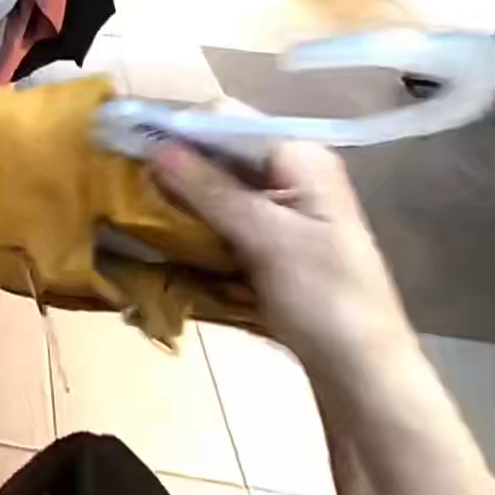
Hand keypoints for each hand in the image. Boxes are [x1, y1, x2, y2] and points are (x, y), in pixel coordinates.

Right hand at [152, 141, 411, 373]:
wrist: (363, 374)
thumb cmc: (324, 300)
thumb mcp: (265, 238)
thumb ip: (209, 189)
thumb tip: (155, 147)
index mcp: (299, 157)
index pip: (228, 119)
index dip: (181, 126)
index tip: (136, 143)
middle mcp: (289, 169)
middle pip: (219, 146)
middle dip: (176, 156)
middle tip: (131, 170)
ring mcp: (280, 202)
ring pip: (216, 176)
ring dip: (180, 184)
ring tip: (140, 193)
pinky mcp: (268, 231)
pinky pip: (221, 206)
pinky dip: (193, 209)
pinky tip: (165, 219)